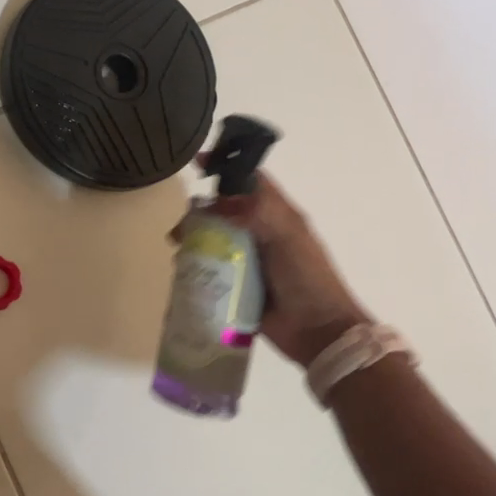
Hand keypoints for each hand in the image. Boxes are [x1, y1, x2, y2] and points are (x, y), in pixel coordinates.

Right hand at [176, 173, 370, 366]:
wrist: (318, 333)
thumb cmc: (308, 278)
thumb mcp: (288, 236)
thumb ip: (257, 211)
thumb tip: (216, 201)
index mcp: (277, 216)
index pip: (249, 182)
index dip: (226, 169)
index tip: (198, 162)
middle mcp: (260, 234)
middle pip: (223, 212)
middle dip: (199, 212)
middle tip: (182, 225)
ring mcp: (247, 261)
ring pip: (212, 240)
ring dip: (193, 240)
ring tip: (178, 248)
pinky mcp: (236, 287)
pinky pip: (209, 271)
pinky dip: (194, 267)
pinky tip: (182, 270)